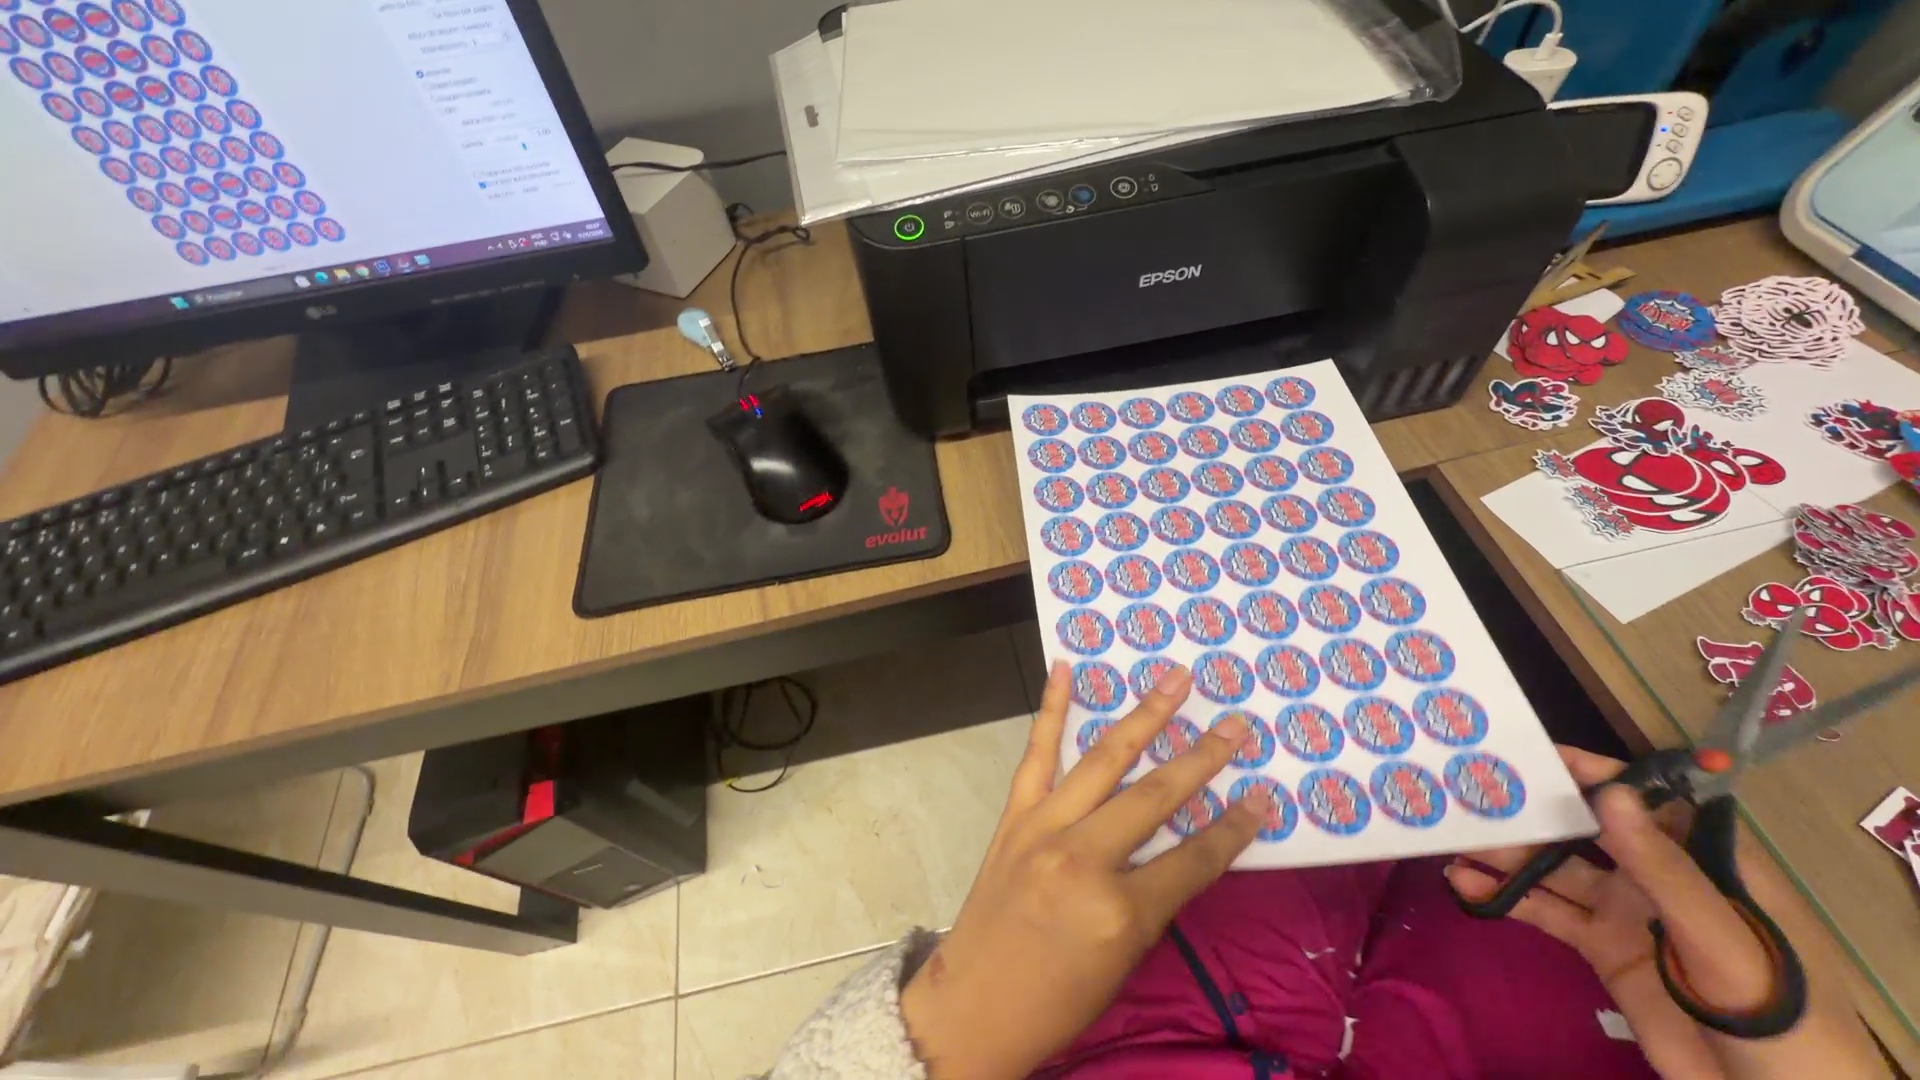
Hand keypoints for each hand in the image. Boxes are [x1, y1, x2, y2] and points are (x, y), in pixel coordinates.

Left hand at [900, 660, 1270, 1079]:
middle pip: (1156, 796)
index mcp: (1120, 910)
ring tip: (1175, 680)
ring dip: (1143, 716)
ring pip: (1103, 760)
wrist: (972, 1005)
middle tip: (1237, 724)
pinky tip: (1064, 669)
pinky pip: (1036, 754)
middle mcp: (1083, 858)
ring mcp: (1043, 828)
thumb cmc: (1059, 999)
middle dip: (1203, 759)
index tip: (1264, 796)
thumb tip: (1185, 846)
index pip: (1194, 858)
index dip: (1234, 829)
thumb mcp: (1125, 961)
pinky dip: (1051, 709)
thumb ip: (1154, 898)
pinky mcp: (1014, 817)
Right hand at [1447, 746, 1887, 1079]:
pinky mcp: (1605, 948)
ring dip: (1507, 854)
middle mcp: (1659, 876)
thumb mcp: (1717, 936)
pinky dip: (1507, 897)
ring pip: (1557, 869)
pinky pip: (1549, 912)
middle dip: (1532, 811)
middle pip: (1586, 830)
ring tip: (1455, 837)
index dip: (1590, 772)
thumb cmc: (1771, 1008)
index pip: (1643, 798)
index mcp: (1703, 860)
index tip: (1531, 753)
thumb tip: (1609, 792)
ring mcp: (1629, 913)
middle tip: (1472, 791)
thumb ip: (1661, 866)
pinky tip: (1467, 883)